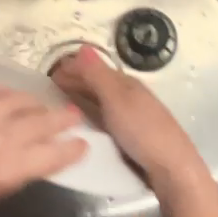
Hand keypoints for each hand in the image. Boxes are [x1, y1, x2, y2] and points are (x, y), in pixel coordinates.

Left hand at [0, 84, 84, 216]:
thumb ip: (13, 174)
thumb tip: (31, 158)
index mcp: (7, 170)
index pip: (54, 154)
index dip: (73, 148)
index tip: (83, 144)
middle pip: (42, 121)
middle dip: (63, 118)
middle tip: (75, 115)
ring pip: (19, 99)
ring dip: (36, 101)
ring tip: (42, 103)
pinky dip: (6, 91)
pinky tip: (10, 94)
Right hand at [51, 45, 209, 194]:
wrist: (172, 169)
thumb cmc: (143, 130)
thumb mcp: (117, 100)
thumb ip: (98, 75)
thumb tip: (82, 47)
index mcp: (126, 83)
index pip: (94, 69)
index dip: (72, 69)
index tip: (46, 77)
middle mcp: (128, 97)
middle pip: (96, 85)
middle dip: (73, 84)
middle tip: (45, 93)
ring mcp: (130, 118)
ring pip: (99, 103)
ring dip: (79, 101)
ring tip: (56, 110)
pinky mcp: (130, 138)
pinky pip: (103, 122)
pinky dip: (88, 118)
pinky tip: (78, 128)